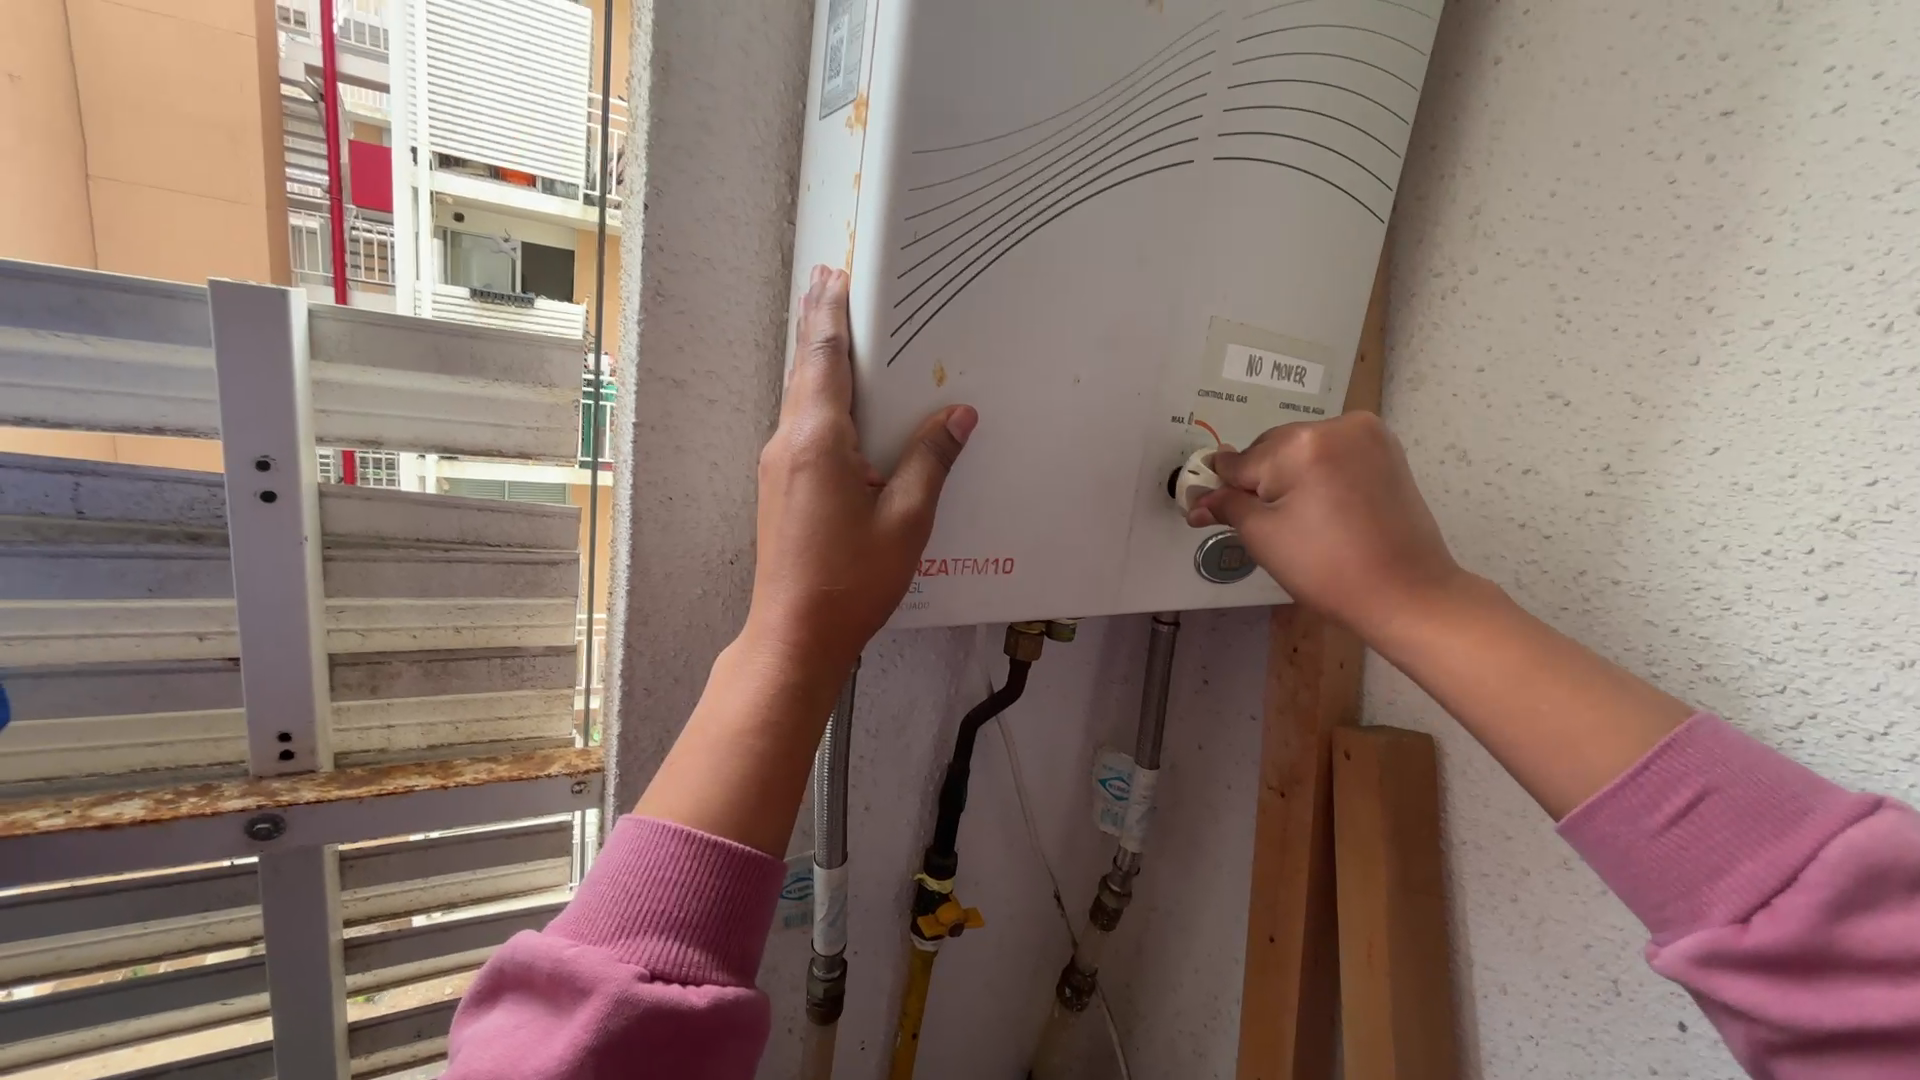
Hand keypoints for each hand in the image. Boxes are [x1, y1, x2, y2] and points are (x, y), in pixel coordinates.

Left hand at [746, 266, 976, 670]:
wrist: (796, 633)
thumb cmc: (852, 581)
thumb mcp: (906, 518)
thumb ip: (931, 459)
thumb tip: (958, 415)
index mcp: (816, 441)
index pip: (822, 358)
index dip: (829, 313)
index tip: (833, 274)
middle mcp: (787, 445)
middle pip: (804, 370)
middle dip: (819, 325)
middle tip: (831, 284)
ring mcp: (777, 467)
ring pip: (799, 398)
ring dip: (817, 362)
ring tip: (836, 334)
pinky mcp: (779, 489)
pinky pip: (800, 427)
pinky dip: (817, 399)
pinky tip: (837, 407)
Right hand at [1188, 412, 1464, 640]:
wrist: (1407, 593)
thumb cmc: (1326, 568)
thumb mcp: (1263, 536)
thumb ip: (1226, 506)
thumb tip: (1197, 500)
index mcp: (1301, 443)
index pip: (1240, 461)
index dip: (1223, 489)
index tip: (1210, 511)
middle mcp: (1336, 425)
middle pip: (1271, 450)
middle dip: (1261, 482)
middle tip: (1267, 526)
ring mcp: (1368, 434)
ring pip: (1301, 451)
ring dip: (1290, 477)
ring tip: (1300, 521)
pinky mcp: (1387, 450)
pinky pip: (1332, 454)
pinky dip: (1319, 474)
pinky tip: (1323, 508)